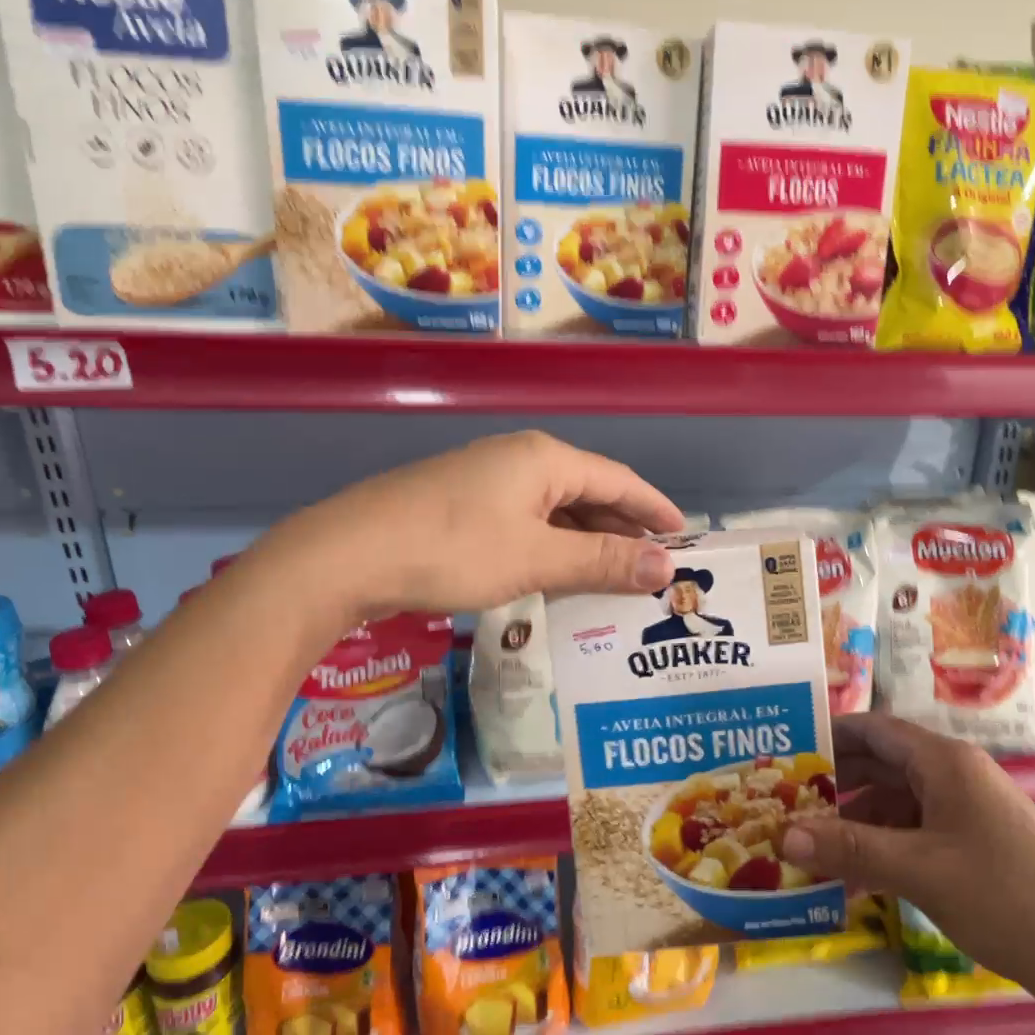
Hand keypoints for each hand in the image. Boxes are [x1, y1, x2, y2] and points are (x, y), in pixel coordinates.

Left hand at [254, 431, 684, 628]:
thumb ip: (601, 561)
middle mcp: (519, 459)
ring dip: (587, 540)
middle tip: (656, 565)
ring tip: (616, 576)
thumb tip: (667, 566)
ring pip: (555, 509)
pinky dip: (552, 546)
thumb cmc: (452, 550)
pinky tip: (557, 574)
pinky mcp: (461, 505)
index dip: (656, 509)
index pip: (620, 479)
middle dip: (624, 527)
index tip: (687, 536)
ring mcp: (486, 480)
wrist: (347, 554)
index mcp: (545, 459)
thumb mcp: (535, 559)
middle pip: (588, 490)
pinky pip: (526, 522)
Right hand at [780, 713, 1034, 986]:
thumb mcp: (920, 871)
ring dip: (854, 824)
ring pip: (895, 804)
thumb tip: (783, 837)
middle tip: (783, 802)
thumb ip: (850, 849)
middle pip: (880, 765)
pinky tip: (851, 881)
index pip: (874, 729)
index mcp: (944, 762)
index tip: (783, 751)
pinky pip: (913, 834)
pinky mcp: (972, 844)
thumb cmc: (1004, 894)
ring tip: (807, 847)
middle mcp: (953, 775)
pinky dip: (881, 850)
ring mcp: (965, 811)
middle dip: (834, 784)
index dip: (828, 734)